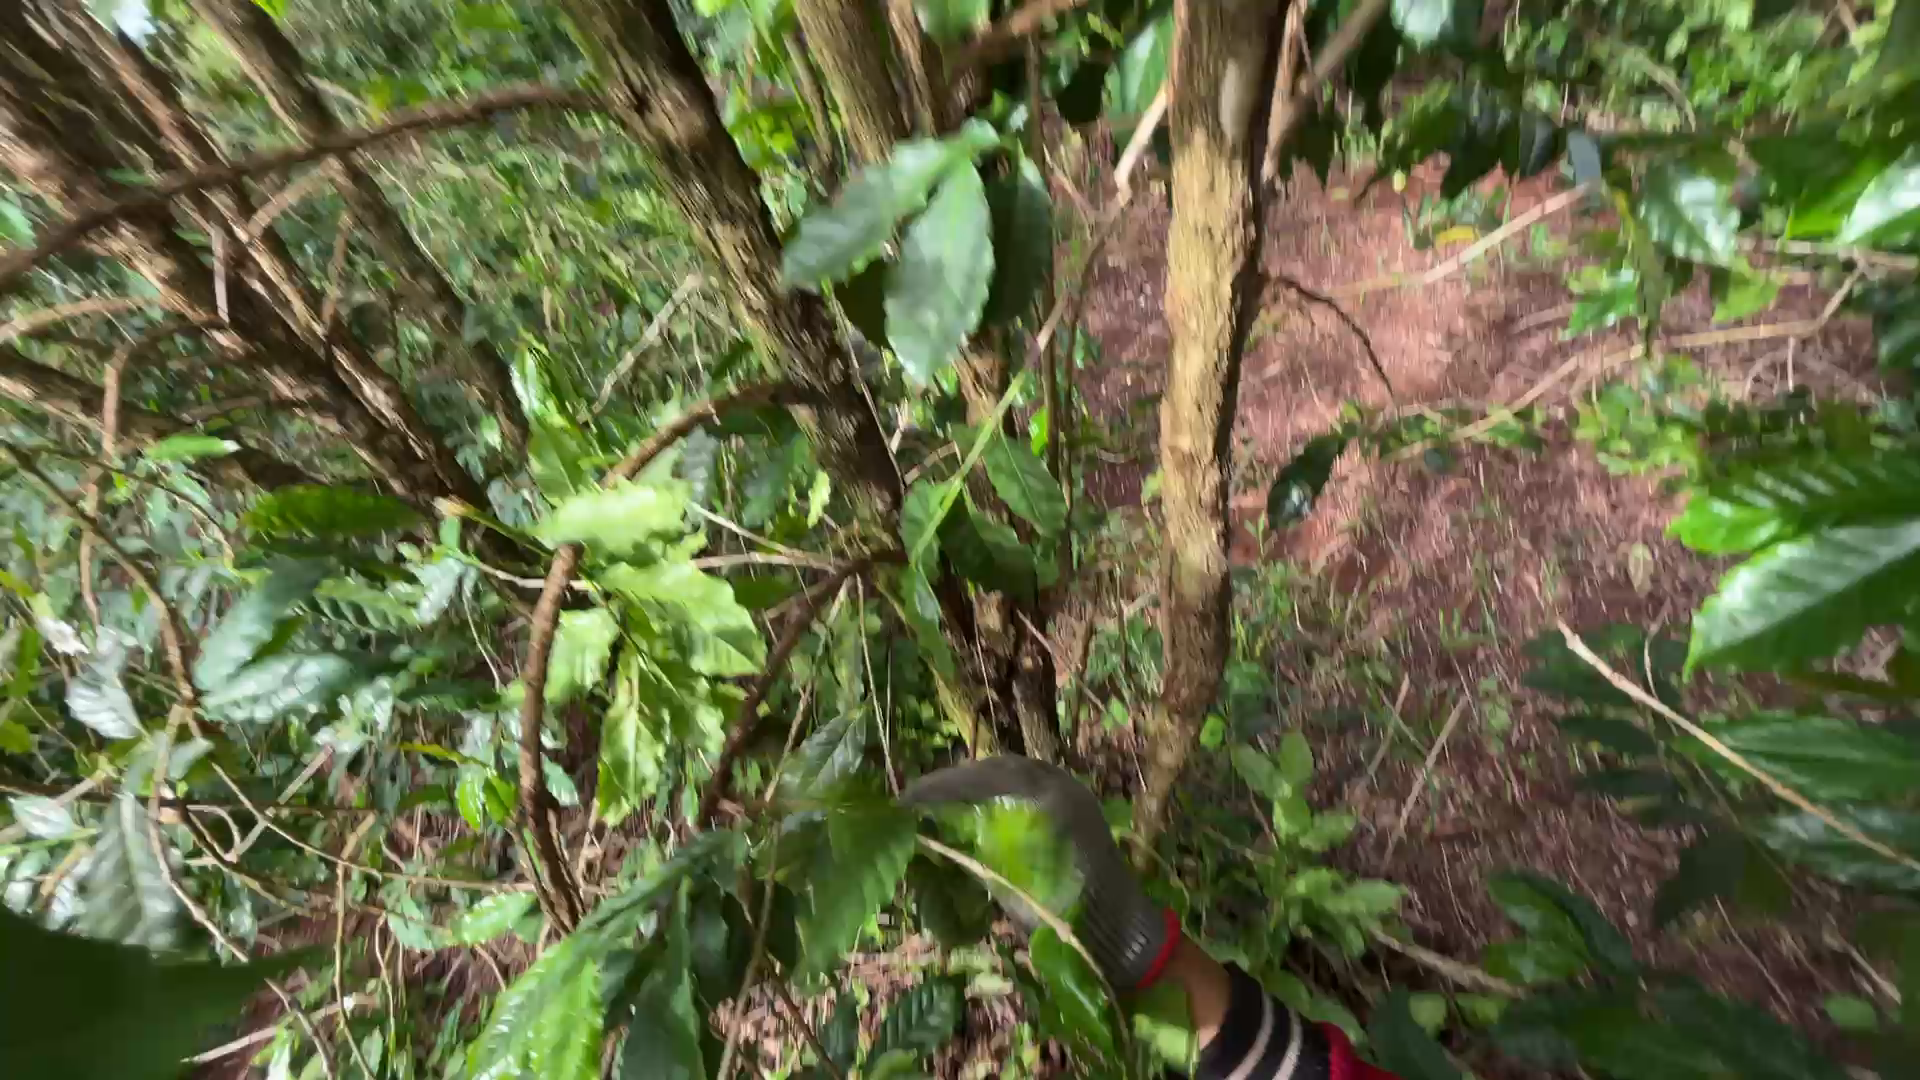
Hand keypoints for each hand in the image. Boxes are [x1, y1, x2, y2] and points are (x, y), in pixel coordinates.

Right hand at [900, 757, 1176, 991]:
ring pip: (1010, 769)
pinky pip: (1025, 780)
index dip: (943, 786)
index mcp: (1051, 801)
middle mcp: (1061, 783)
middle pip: (997, 767)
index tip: (908, 797)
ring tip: (939, 797)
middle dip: (954, 779)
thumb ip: (976, 860)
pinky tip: (975, 803)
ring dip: (973, 780)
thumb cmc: (1071, 920)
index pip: (987, 778)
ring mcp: (1069, 788)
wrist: (1123, 932)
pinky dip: (995, 786)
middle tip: (918, 795)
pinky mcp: (1071, 798)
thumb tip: (929, 843)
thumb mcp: (1016, 891)